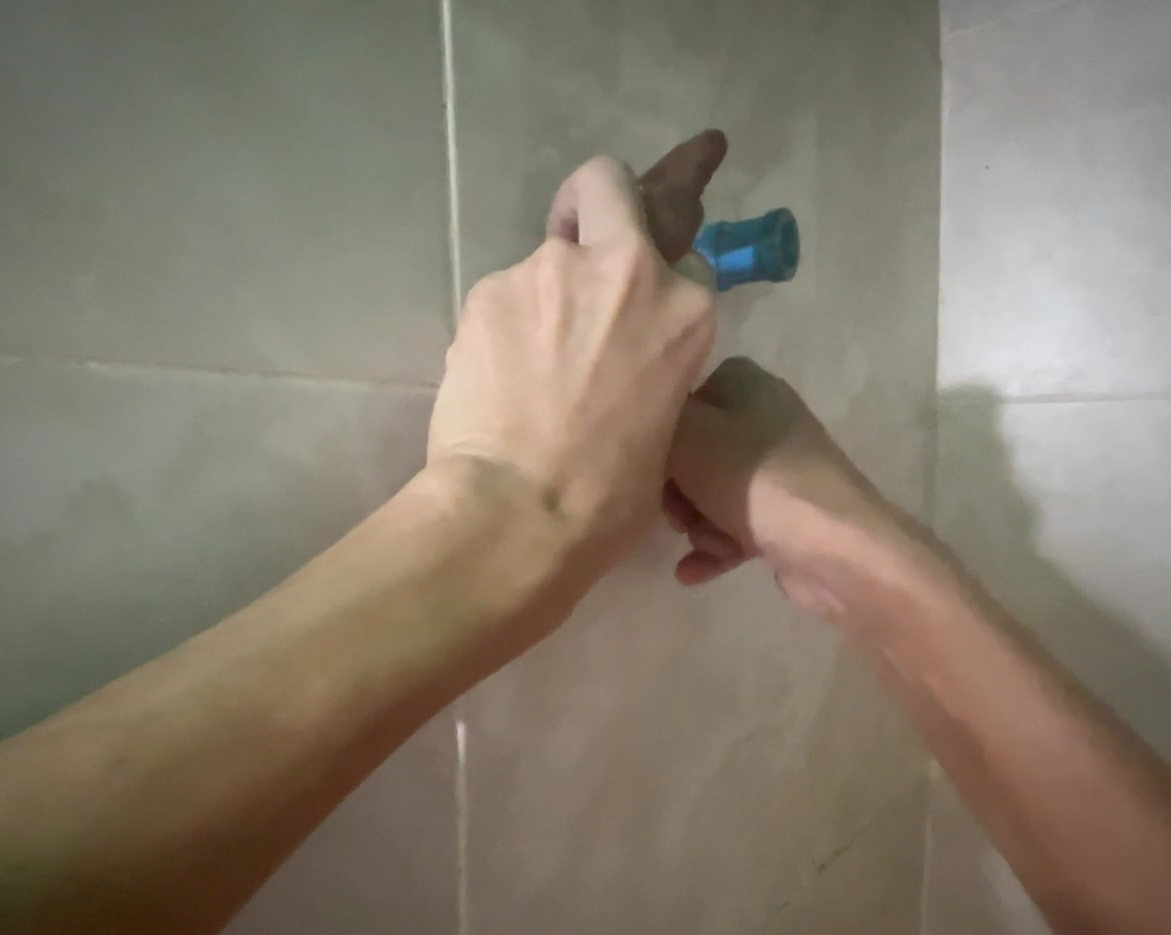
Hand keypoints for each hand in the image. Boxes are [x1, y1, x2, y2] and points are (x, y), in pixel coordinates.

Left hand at [427, 133, 724, 572]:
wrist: (518, 512)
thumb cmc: (606, 497)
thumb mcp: (664, 428)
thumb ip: (653, 368)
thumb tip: (621, 362)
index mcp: (683, 310)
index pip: (677, 254)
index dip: (653, 279)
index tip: (633, 305)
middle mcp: (622, 269)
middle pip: (610, 186)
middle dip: (599, 200)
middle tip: (580, 245)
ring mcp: (548, 271)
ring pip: (544, 257)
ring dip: (541, 295)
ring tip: (524, 367)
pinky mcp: (486, 292)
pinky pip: (499, 299)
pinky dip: (500, 328)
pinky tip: (493, 380)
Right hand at [663, 357, 908, 614]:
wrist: (831, 546)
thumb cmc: (751, 478)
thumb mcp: (685, 435)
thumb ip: (654, 421)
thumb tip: (644, 422)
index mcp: (745, 385)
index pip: (684, 400)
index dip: (661, 435)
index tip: (650, 465)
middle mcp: (764, 420)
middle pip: (694, 454)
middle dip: (677, 491)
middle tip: (676, 512)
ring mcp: (778, 471)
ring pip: (711, 495)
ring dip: (697, 524)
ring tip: (704, 540)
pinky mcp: (786, 516)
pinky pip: (733, 528)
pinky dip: (713, 549)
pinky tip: (691, 572)